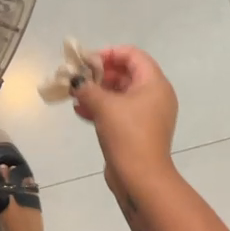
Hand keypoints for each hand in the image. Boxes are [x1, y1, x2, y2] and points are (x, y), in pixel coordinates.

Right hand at [72, 45, 177, 182]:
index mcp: (154, 83)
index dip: (108, 53)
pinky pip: (119, 111)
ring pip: (120, 93)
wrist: (141, 176)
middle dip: (99, 74)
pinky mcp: (138, 130)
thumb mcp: (104, 106)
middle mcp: (155, 95)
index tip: (86, 62)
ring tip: (75, 95)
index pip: (132, 55)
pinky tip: (81, 111)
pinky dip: (102, 108)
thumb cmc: (127, 134)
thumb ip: (86, 88)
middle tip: (77, 78)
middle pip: (126, 73)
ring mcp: (147, 114)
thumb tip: (74, 81)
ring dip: (97, 91)